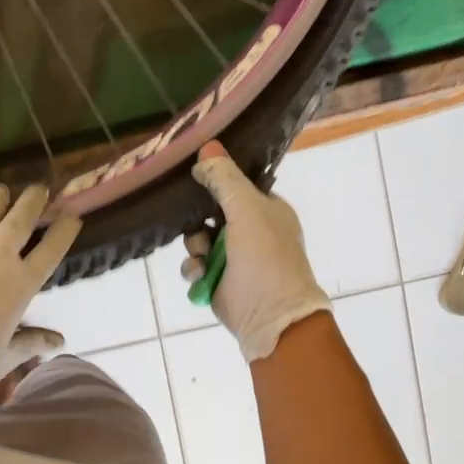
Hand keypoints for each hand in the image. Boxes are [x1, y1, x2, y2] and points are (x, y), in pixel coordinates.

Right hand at [186, 142, 329, 361]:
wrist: (270, 316)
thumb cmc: (266, 258)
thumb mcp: (247, 210)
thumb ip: (224, 180)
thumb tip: (207, 147)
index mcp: (268, 209)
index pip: (235, 186)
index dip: (214, 183)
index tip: (192, 180)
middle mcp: (251, 231)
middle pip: (209, 213)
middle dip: (197, 222)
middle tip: (198, 227)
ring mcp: (234, 258)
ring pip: (197, 240)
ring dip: (193, 248)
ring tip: (201, 259)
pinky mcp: (217, 281)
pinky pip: (194, 266)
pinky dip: (193, 270)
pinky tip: (199, 278)